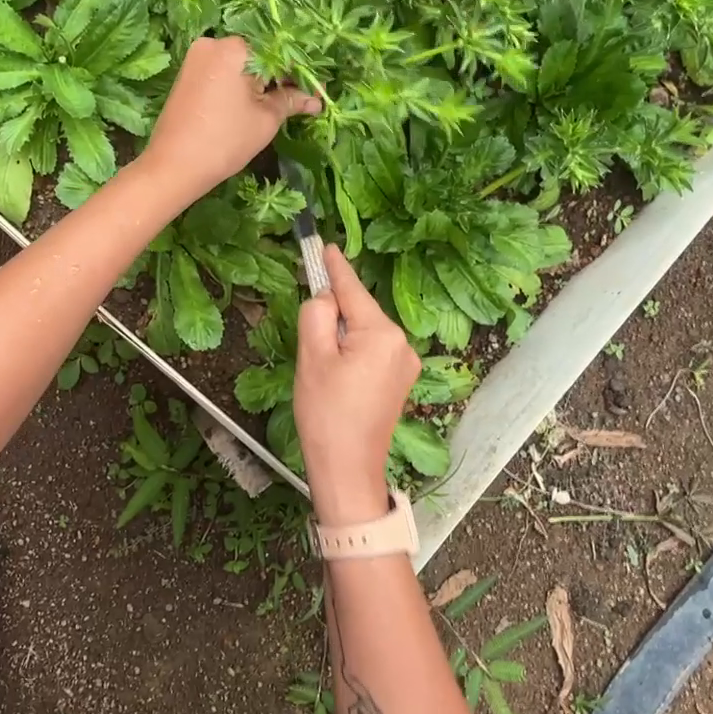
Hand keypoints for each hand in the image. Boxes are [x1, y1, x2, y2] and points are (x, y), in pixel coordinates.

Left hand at [139, 36, 319, 200]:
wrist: (173, 166)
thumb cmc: (224, 142)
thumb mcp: (265, 120)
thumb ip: (291, 101)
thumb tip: (315, 99)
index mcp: (236, 48)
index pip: (281, 54)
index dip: (303, 74)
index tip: (319, 91)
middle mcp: (214, 43)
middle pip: (261, 56)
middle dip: (283, 76)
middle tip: (306, 98)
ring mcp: (198, 57)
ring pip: (242, 64)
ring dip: (263, 80)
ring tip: (285, 102)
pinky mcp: (189, 73)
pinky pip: (225, 71)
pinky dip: (242, 84)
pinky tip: (258, 100)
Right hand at [294, 245, 420, 523]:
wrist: (348, 469)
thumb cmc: (325, 413)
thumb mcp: (311, 357)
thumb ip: (316, 315)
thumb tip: (325, 298)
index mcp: (381, 333)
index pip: (352, 289)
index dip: (334, 267)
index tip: (324, 244)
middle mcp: (401, 343)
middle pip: (359, 310)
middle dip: (333, 313)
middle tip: (307, 338)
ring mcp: (405, 363)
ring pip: (364, 331)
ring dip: (341, 335)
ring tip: (319, 365)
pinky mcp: (400, 381)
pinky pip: (372, 350)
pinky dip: (351, 350)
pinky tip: (335, 374)